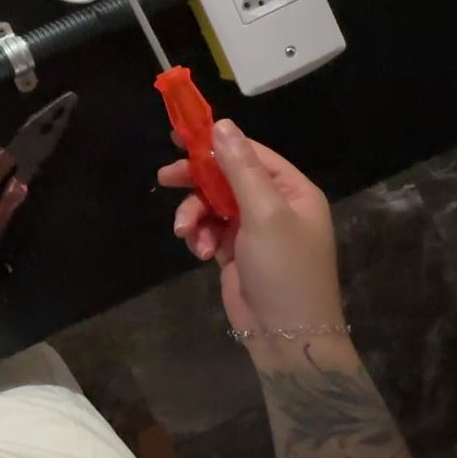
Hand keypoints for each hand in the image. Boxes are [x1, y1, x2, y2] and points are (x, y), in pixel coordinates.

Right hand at [157, 120, 341, 333]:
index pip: (249, 154)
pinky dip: (198, 236)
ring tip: (185, 233)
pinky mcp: (233, 250)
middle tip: (165, 177)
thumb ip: (241, 168)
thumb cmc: (284, 268)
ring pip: (210, 204)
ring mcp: (252, 228)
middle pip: (224, 177)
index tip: (180, 137)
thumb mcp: (264, 214)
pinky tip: (199, 252)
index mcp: (291, 190)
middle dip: (195, 181)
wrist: (286, 333)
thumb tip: (222, 125)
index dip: (216, 143)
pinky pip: (207, 229)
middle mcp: (273, 204)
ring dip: (193, 216)